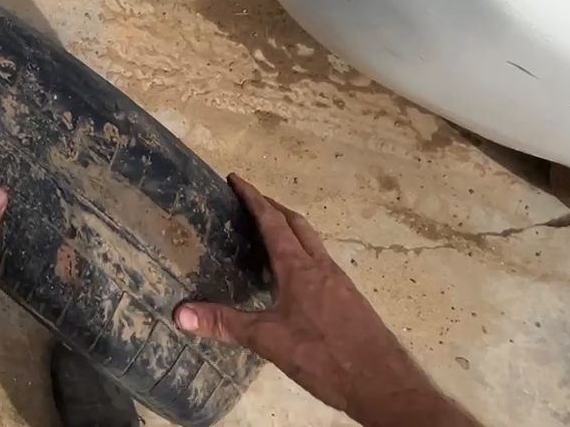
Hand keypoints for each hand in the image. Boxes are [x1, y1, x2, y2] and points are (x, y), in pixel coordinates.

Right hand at [175, 175, 478, 426]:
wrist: (390, 390)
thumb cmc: (326, 357)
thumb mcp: (269, 341)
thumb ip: (224, 324)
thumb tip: (179, 314)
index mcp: (298, 267)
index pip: (272, 220)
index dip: (252, 197)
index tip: (234, 179)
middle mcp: (321, 267)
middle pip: (297, 224)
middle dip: (272, 206)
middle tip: (249, 200)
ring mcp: (341, 284)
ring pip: (313, 242)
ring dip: (291, 228)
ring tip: (270, 232)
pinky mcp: (352, 302)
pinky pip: (322, 263)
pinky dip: (304, 253)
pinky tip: (296, 276)